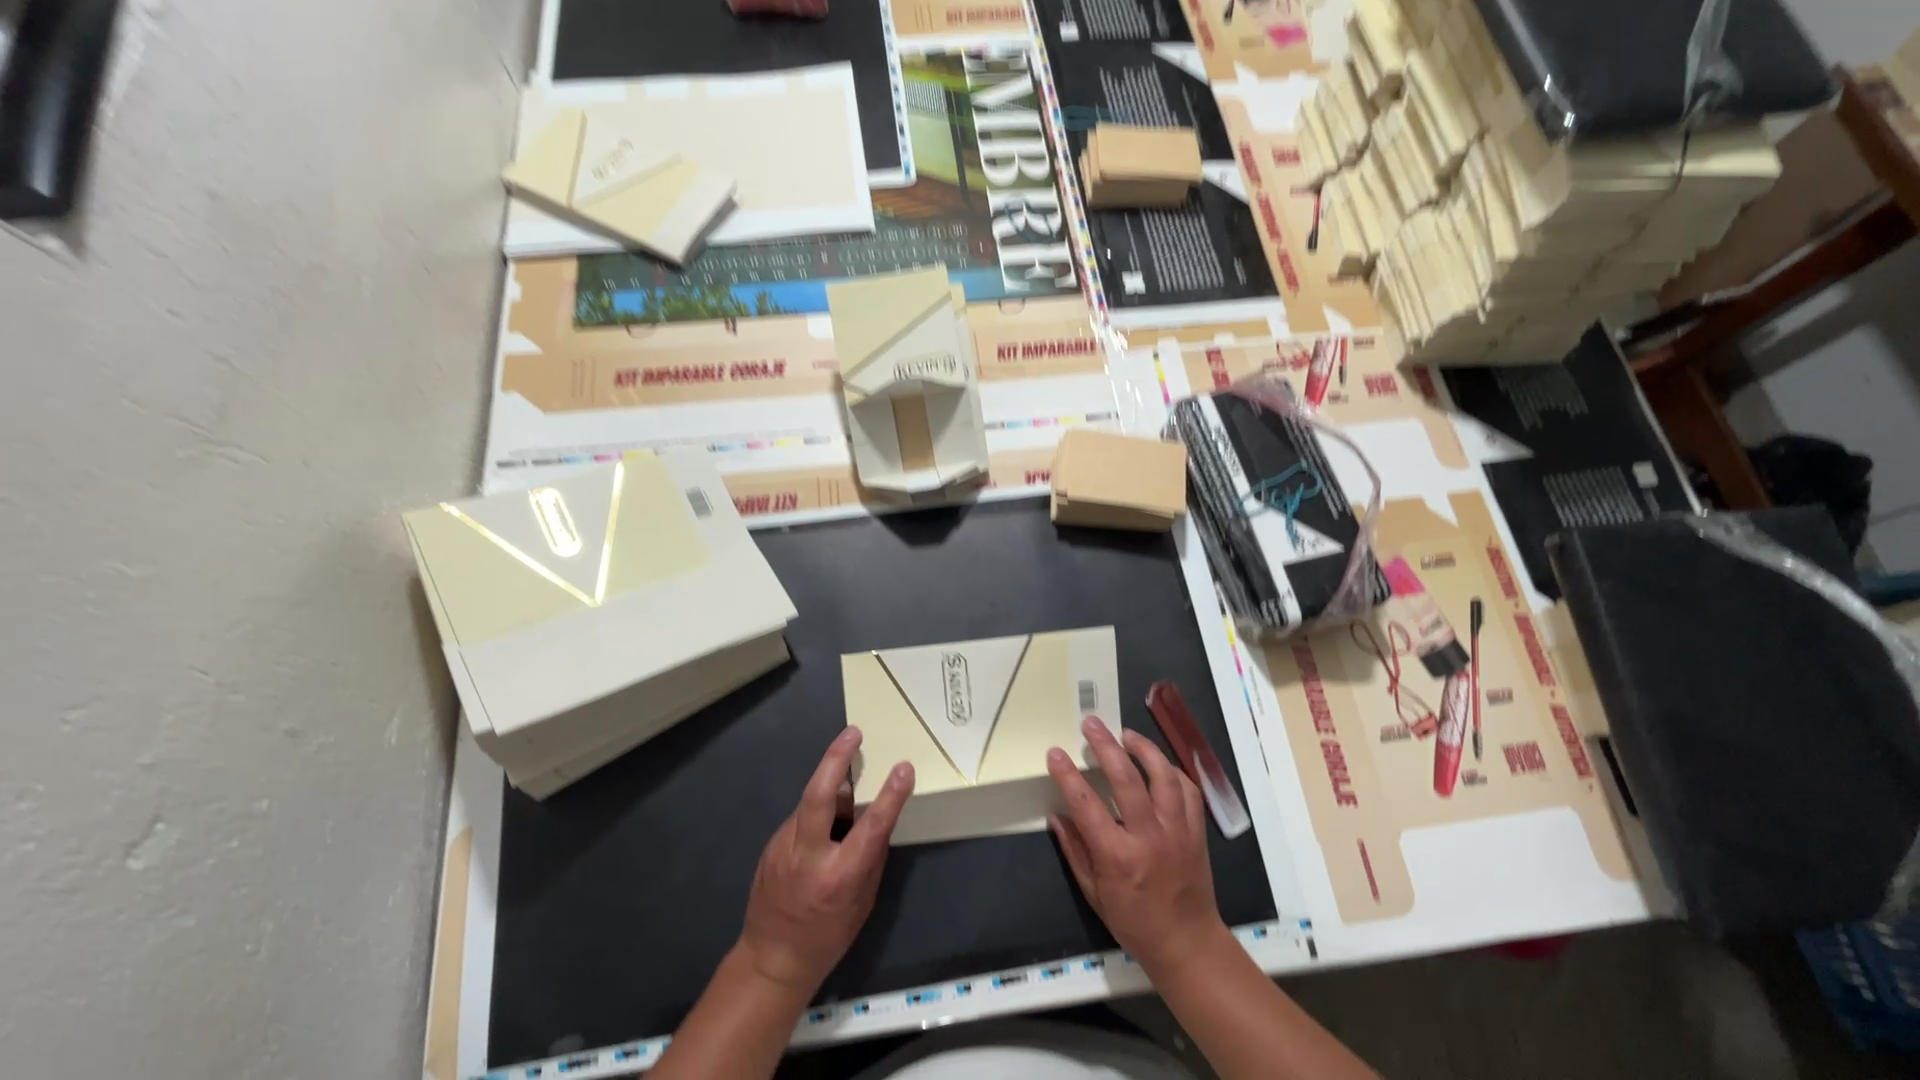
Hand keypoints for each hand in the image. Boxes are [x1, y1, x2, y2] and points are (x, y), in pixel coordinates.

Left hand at [738, 727, 913, 992]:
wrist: (772, 958)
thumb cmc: (829, 936)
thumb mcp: (864, 901)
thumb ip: (869, 856)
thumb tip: (874, 816)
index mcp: (840, 876)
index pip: (870, 827)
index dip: (890, 796)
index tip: (903, 768)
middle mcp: (809, 856)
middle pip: (819, 795)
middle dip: (836, 760)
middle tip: (853, 733)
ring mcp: (783, 848)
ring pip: (810, 803)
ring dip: (831, 789)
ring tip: (848, 783)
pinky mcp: (771, 845)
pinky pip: (801, 819)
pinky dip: (818, 814)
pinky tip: (826, 826)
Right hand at [1047, 717, 1226, 972]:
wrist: (1186, 941)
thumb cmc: (1134, 922)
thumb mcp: (1094, 893)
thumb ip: (1075, 851)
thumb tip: (1056, 816)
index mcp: (1117, 856)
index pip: (1086, 804)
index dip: (1067, 774)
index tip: (1055, 753)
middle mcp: (1148, 837)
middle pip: (1126, 778)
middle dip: (1106, 746)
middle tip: (1091, 725)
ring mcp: (1177, 831)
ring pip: (1163, 776)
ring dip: (1143, 748)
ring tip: (1126, 734)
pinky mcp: (1196, 831)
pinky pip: (1187, 790)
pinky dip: (1172, 771)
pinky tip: (1158, 763)